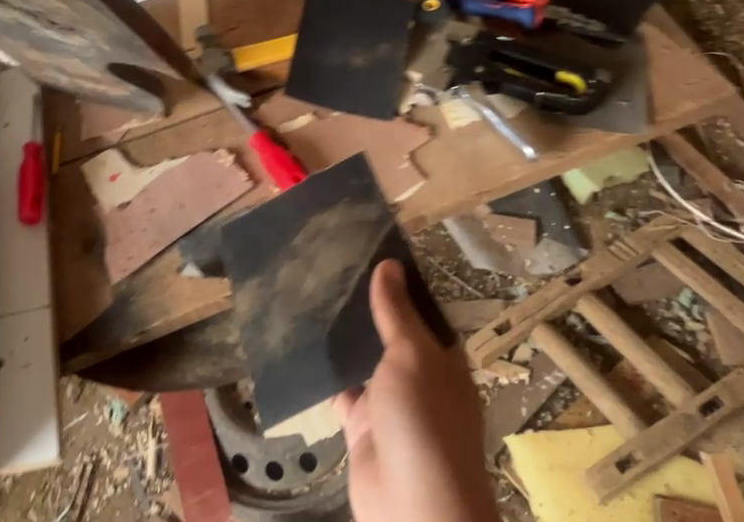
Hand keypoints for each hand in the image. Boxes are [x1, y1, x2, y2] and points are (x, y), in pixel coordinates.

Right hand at [333, 260, 499, 520]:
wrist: (414, 505)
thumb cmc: (425, 421)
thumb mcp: (414, 356)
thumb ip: (396, 313)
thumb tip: (389, 264)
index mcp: (442, 357)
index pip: (419, 309)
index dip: (396, 281)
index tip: (364, 248)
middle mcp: (419, 376)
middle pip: (388, 333)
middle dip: (363, 307)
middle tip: (326, 266)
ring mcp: (390, 403)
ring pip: (363, 360)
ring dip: (341, 337)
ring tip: (308, 294)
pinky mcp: (362, 426)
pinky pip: (341, 390)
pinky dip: (324, 373)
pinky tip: (300, 343)